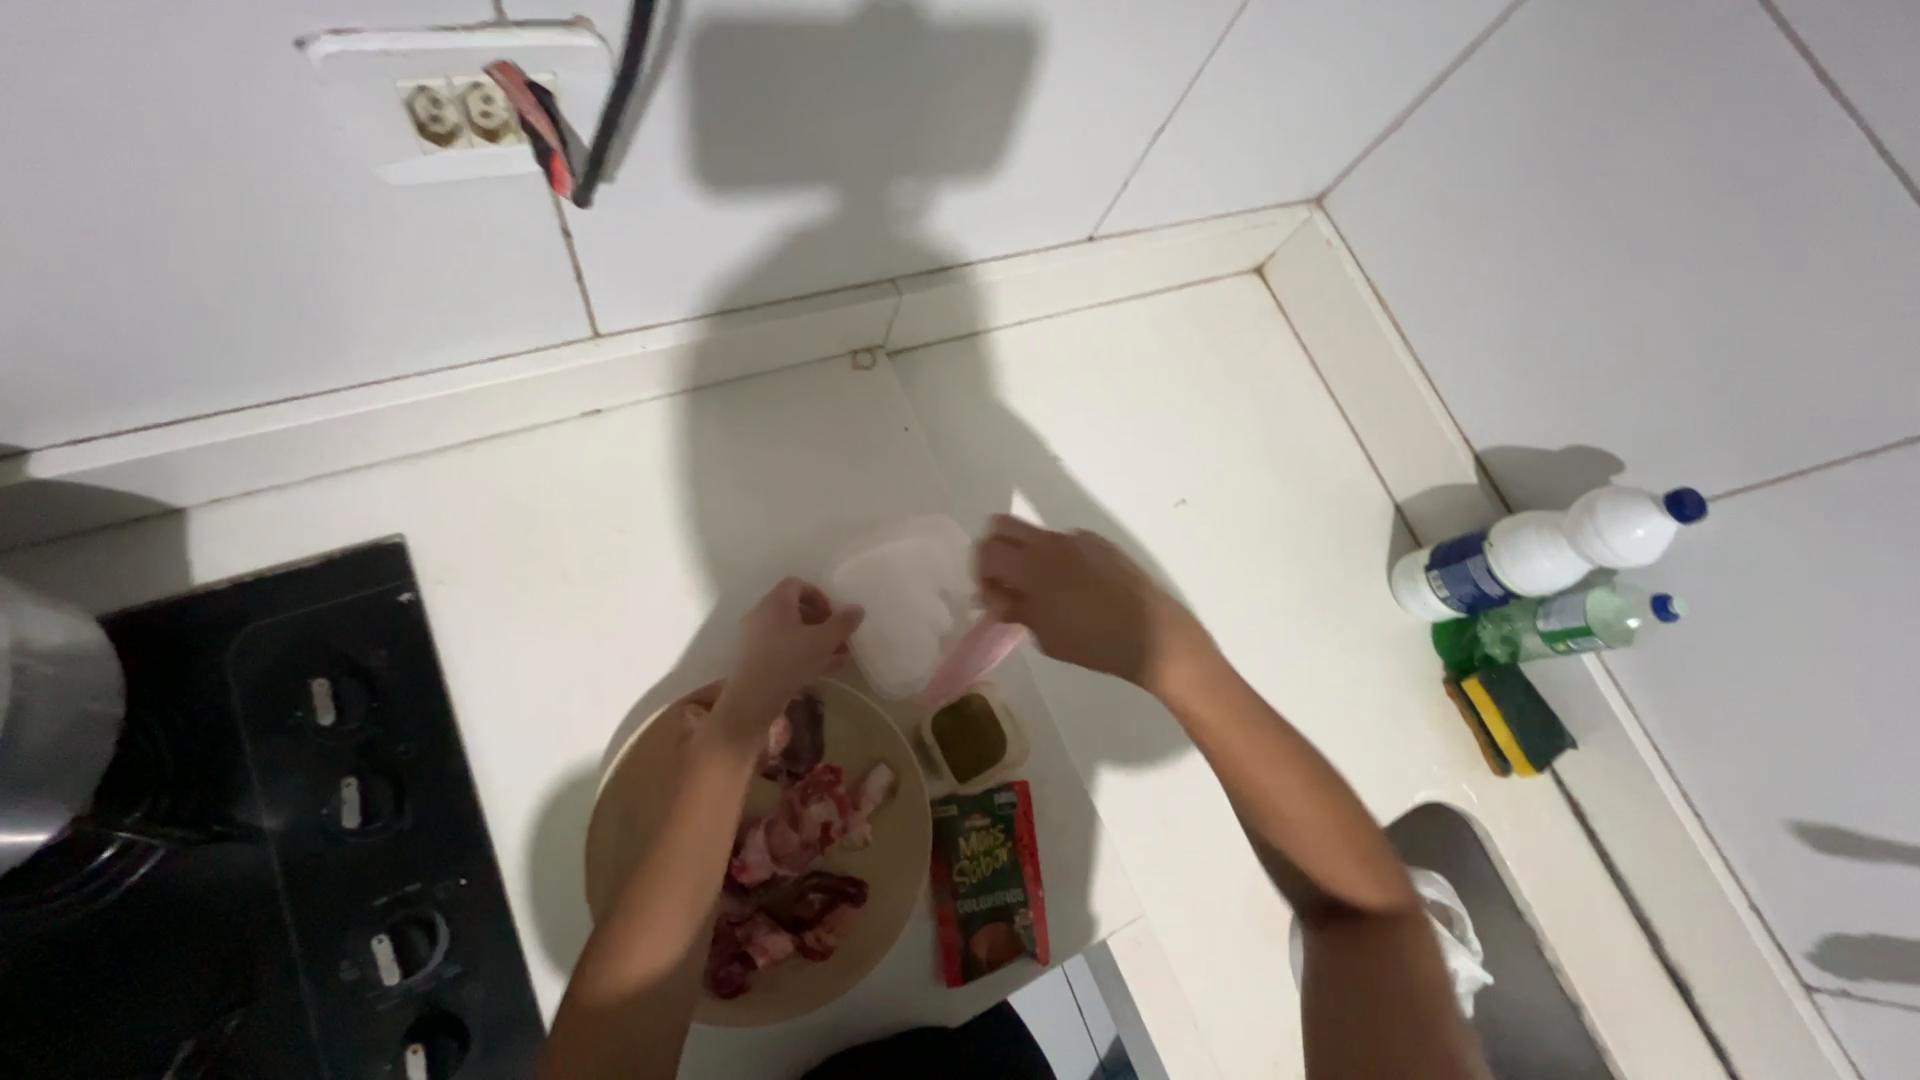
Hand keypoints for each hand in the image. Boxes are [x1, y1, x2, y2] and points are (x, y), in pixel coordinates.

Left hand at [717, 578, 863, 735]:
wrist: (753, 698)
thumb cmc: (789, 660)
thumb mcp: (823, 640)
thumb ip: (842, 623)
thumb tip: (857, 609)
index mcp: (776, 602)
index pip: (797, 584)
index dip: (819, 596)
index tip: (833, 615)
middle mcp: (763, 614)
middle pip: (795, 609)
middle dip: (822, 623)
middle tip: (839, 637)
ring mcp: (757, 638)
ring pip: (792, 633)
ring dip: (817, 641)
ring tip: (840, 657)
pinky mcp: (757, 659)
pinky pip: (785, 649)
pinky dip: (804, 654)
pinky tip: (826, 670)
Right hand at [975, 516, 1208, 691]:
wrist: (1152, 634)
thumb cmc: (1093, 643)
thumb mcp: (1045, 637)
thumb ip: (1017, 610)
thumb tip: (1000, 599)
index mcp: (1031, 566)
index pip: (985, 551)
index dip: (981, 574)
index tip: (994, 598)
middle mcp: (1050, 543)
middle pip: (1002, 526)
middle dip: (996, 552)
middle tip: (1006, 584)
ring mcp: (1077, 539)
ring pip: (1035, 534)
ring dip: (1027, 556)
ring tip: (1044, 592)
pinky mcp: (1100, 543)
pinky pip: (1066, 543)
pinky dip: (1058, 560)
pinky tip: (1077, 590)